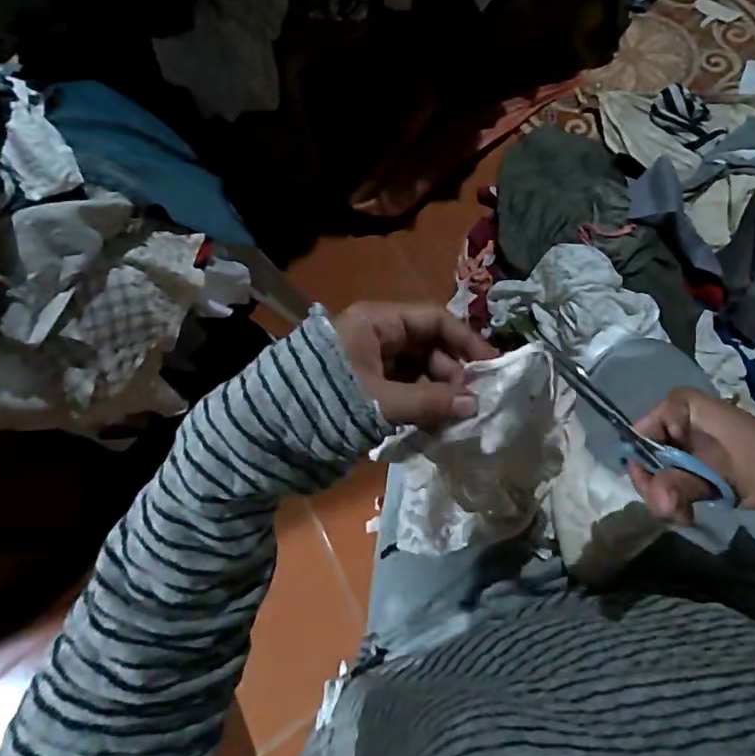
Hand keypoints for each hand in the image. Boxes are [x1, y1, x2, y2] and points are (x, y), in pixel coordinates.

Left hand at [331, 303, 497, 429]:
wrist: (263, 436)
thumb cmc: (325, 403)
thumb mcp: (381, 401)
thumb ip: (430, 402)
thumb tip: (475, 405)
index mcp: (377, 322)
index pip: (435, 320)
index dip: (466, 342)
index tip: (491, 368)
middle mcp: (377, 335)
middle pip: (429, 346)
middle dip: (452, 374)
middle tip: (471, 404)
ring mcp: (370, 362)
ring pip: (418, 370)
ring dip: (438, 393)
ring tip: (454, 420)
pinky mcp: (365, 386)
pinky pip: (404, 389)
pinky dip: (421, 405)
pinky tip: (434, 425)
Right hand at [626, 387, 754, 523]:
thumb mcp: (718, 476)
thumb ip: (681, 486)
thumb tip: (655, 502)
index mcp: (682, 405)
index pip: (640, 434)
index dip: (644, 467)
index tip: (660, 496)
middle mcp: (678, 414)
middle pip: (645, 452)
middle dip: (656, 486)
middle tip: (674, 514)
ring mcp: (685, 433)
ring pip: (657, 466)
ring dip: (666, 494)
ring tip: (685, 516)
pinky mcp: (693, 451)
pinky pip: (671, 470)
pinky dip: (676, 491)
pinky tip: (688, 510)